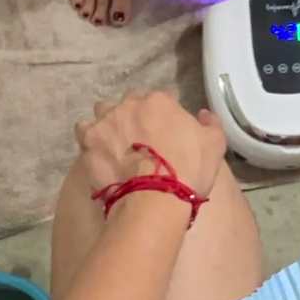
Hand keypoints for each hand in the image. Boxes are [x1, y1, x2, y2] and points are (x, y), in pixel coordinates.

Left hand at [75, 91, 227, 206]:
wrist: (154, 199)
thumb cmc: (189, 171)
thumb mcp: (215, 145)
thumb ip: (210, 124)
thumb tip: (203, 114)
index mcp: (160, 102)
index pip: (163, 100)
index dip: (166, 116)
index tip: (168, 133)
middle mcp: (130, 105)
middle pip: (131, 102)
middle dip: (136, 115)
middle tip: (143, 138)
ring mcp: (106, 122)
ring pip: (104, 111)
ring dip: (111, 121)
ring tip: (118, 141)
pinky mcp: (88, 141)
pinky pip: (84, 130)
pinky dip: (91, 137)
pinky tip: (100, 150)